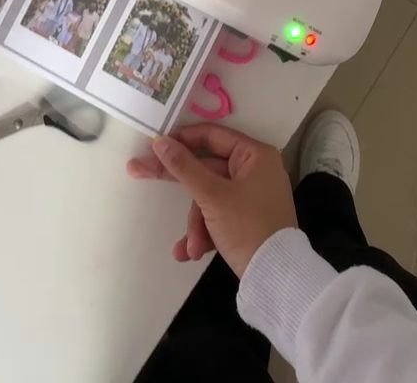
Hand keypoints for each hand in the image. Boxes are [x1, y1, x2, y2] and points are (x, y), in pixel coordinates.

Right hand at [127, 124, 296, 277]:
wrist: (277, 281)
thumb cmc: (248, 228)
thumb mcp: (212, 196)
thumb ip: (184, 167)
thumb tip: (160, 141)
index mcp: (254, 155)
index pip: (212, 136)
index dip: (182, 139)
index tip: (154, 145)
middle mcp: (255, 170)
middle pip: (207, 169)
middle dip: (182, 189)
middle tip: (139, 172)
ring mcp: (252, 196)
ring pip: (210, 197)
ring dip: (196, 223)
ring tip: (190, 248)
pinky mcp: (248, 219)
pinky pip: (219, 215)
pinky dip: (205, 232)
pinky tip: (191, 252)